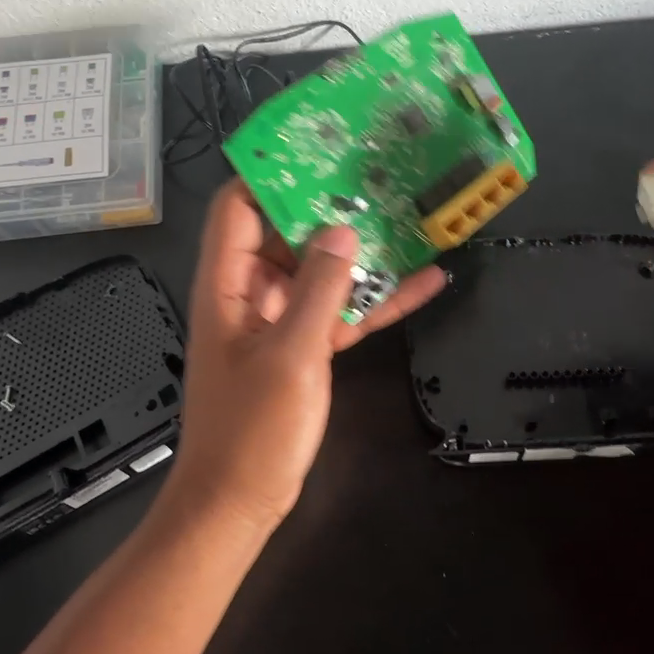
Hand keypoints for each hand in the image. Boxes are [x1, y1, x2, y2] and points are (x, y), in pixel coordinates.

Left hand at [165, 181, 446, 525]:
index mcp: (228, 285)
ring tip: (412, 217)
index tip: (319, 151)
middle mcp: (249, 294)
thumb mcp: (291, 355)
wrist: (238, 502)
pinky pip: (339, 312)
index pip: (237, 209)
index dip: (270, 176)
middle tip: (379, 175)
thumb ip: (318, 290)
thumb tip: (342, 231)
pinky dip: (374, 299)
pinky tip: (425, 282)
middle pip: (285, 233)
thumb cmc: (252, 430)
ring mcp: (278, 322)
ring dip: (361, 252)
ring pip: (320, 272)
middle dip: (330, 207)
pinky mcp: (302, 350)